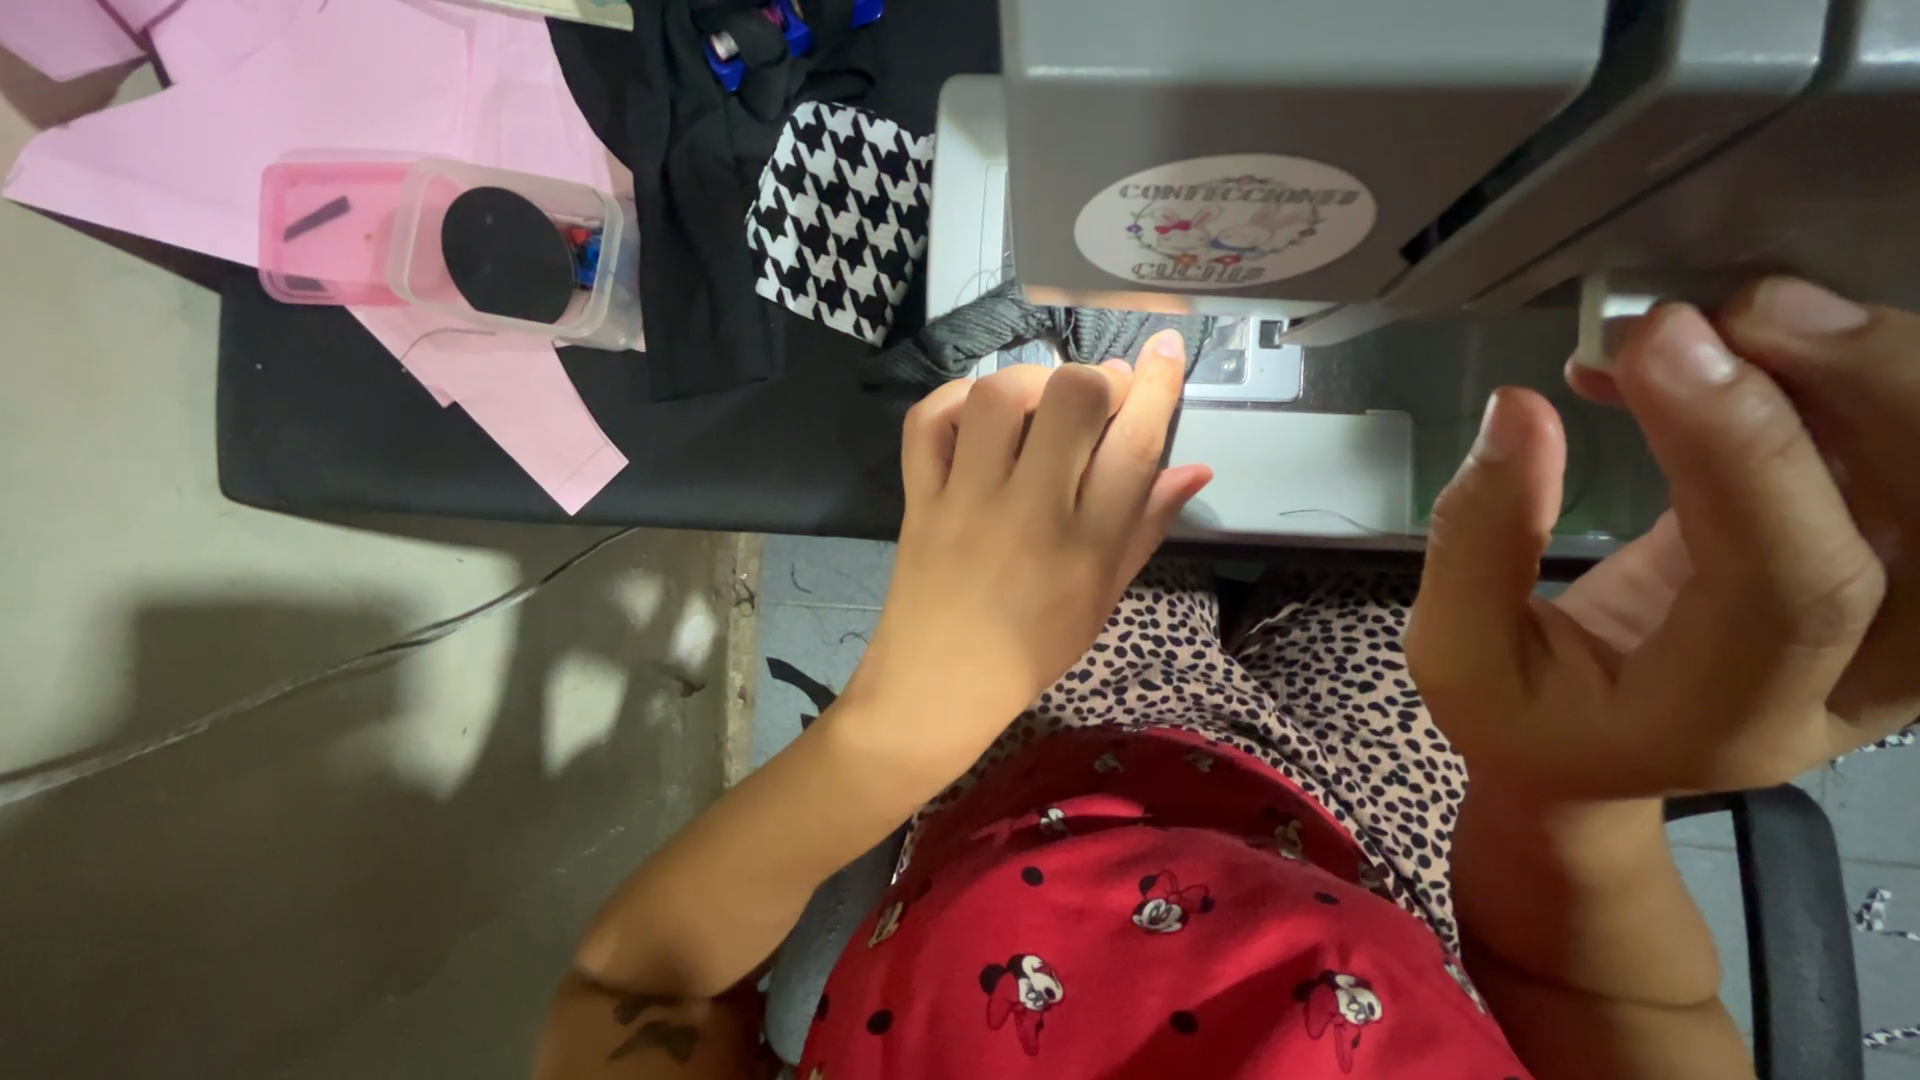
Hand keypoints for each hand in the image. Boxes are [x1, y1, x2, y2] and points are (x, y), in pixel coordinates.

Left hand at [841, 331, 1212, 769]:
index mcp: (1086, 546)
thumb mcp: (1103, 597)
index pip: (1134, 446)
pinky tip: (980, 411)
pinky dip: (955, 399)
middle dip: (1098, 379)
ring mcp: (966, 501)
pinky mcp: (920, 499)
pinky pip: (928, 423)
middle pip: (1072, 402)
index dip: (1158, 387)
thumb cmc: (1033, 649)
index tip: (1166, 349)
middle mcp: (1029, 512)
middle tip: (1101, 395)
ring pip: (999, 398)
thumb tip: (1195, 467)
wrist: (938, 685)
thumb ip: (1147, 527)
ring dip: (1030, 379)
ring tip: (1042, 399)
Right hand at [1408, 279, 1919, 801]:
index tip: (1654, 342)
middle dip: (1866, 386)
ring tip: (1729, 320)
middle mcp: (1858, 681)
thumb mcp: (1453, 647)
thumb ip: (1476, 541)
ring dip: (1871, 369)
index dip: (1744, 453)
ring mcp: (1900, 628)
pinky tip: (1717, 357)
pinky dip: (1833, 382)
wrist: (1586, 757)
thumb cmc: (1510, 714)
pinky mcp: (1886, 570)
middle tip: (1730, 310)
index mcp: (1728, 717)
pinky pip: (1908, 459)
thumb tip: (1522, 409)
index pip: (1794, 584)